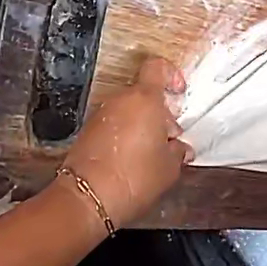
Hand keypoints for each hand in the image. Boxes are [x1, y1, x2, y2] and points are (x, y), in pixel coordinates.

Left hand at [61, 57, 192, 225]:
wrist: (88, 197)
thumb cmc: (132, 178)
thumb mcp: (169, 167)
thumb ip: (178, 151)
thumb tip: (179, 149)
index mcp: (144, 99)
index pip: (157, 68)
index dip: (171, 74)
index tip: (178, 91)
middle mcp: (120, 100)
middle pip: (144, 94)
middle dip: (160, 112)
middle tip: (171, 138)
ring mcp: (101, 115)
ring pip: (129, 109)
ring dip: (143, 125)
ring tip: (153, 154)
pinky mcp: (89, 131)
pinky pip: (114, 124)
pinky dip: (126, 135)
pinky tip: (134, 160)